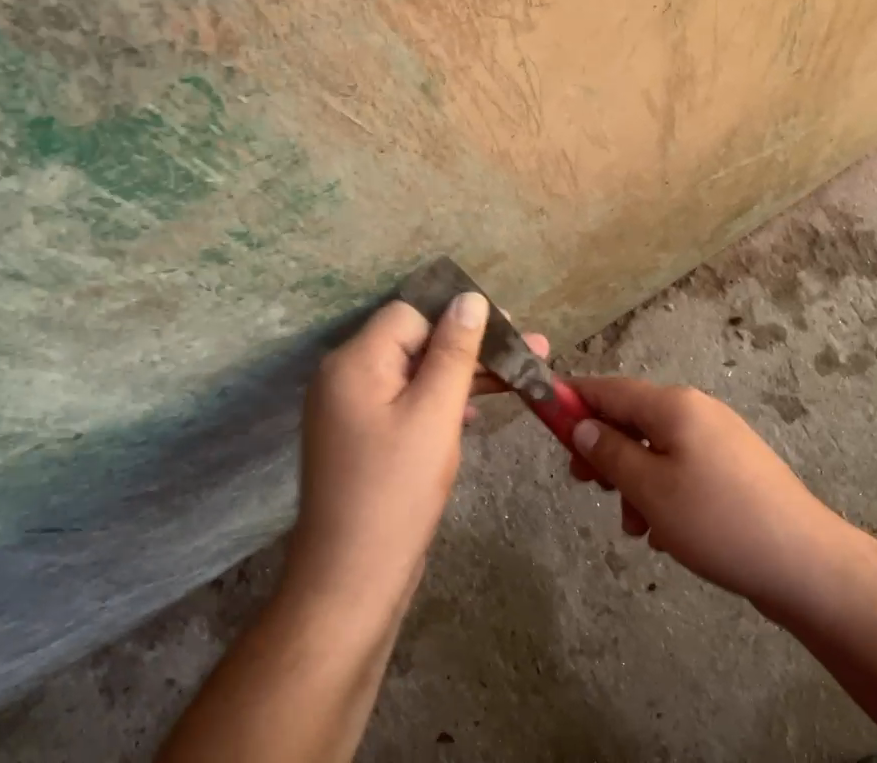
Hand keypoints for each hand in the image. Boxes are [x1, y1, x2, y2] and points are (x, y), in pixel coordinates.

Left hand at [285, 295, 490, 606]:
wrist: (351, 578)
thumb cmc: (397, 491)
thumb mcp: (435, 414)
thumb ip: (455, 352)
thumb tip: (470, 298)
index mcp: (355, 362)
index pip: (413, 314)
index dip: (462, 317)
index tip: (513, 331)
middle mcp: (345, 378)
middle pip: (415, 341)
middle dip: (472, 347)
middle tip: (531, 353)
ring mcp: (351, 411)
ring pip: (415, 375)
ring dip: (463, 376)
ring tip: (518, 380)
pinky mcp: (362, 439)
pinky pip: (405, 403)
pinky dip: (440, 403)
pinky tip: (473, 413)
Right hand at [566, 378, 845, 608]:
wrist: (802, 561)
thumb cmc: (716, 521)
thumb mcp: (649, 489)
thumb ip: (609, 454)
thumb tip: (581, 426)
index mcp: (674, 405)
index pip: (609, 387)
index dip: (572, 400)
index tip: (543, 420)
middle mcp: (698, 411)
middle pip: (632, 418)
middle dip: (604, 452)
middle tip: (585, 486)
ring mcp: (720, 440)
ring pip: (656, 450)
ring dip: (634, 483)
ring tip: (636, 529)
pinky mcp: (733, 469)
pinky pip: (681, 470)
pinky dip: (663, 494)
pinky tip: (667, 535)